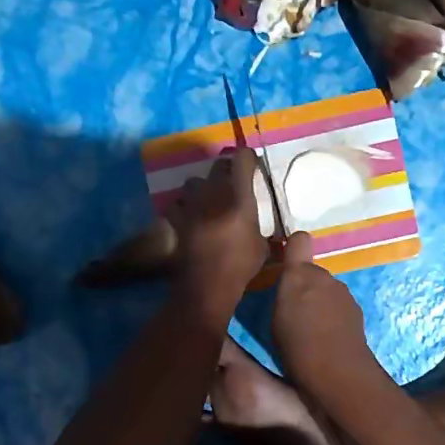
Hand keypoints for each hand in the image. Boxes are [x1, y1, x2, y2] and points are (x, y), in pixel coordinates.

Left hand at [168, 148, 266, 321]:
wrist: (207, 285)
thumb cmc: (240, 266)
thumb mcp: (263, 247)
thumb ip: (263, 229)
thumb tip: (269, 231)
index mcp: (240, 197)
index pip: (242, 159)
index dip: (248, 158)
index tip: (253, 166)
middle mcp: (214, 192)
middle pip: (218, 165)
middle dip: (227, 170)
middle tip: (234, 184)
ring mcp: (191, 204)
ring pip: (194, 181)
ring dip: (203, 187)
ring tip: (209, 201)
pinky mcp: (175, 217)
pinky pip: (178, 203)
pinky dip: (184, 207)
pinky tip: (189, 218)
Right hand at [271, 232, 378, 397]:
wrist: (337, 372)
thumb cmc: (295, 346)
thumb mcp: (275, 319)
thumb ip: (283, 292)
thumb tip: (290, 284)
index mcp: (299, 274)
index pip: (299, 240)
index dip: (293, 246)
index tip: (284, 260)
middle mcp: (325, 277)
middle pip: (312, 271)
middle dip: (304, 285)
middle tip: (293, 310)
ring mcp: (344, 293)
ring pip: (326, 289)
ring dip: (318, 301)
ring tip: (309, 328)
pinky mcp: (356, 311)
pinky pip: (338, 305)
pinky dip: (332, 314)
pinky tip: (326, 336)